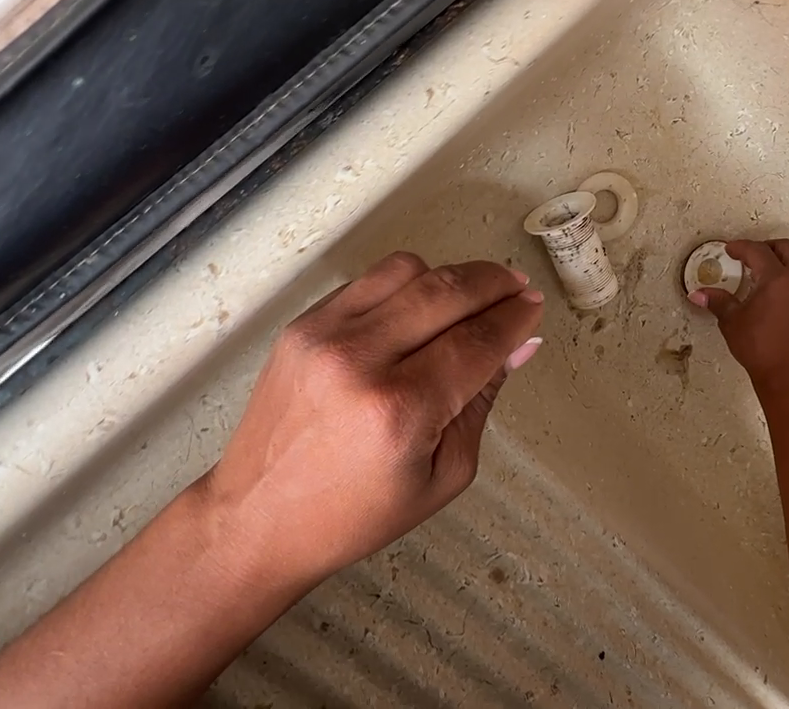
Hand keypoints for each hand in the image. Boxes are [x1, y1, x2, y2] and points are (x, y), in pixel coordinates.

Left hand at [202, 252, 543, 592]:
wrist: (255, 518)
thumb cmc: (355, 514)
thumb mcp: (444, 475)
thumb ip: (484, 400)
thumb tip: (520, 344)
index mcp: (401, 410)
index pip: (478, 340)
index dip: (515, 316)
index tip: (534, 305)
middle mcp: (360, 360)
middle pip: (448, 291)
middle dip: (495, 282)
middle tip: (518, 286)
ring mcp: (324, 334)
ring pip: (410, 270)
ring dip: (451, 276)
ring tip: (470, 298)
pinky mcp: (302, 324)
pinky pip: (371, 279)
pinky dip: (408, 283)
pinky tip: (422, 305)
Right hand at [689, 239, 788, 402]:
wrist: (788, 375)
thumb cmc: (759, 347)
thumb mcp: (732, 321)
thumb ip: (717, 301)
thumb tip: (697, 294)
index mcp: (777, 280)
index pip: (758, 252)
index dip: (741, 247)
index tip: (729, 250)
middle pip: (786, 248)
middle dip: (765, 246)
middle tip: (747, 255)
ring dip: (780, 259)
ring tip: (760, 270)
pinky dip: (787, 274)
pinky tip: (772, 289)